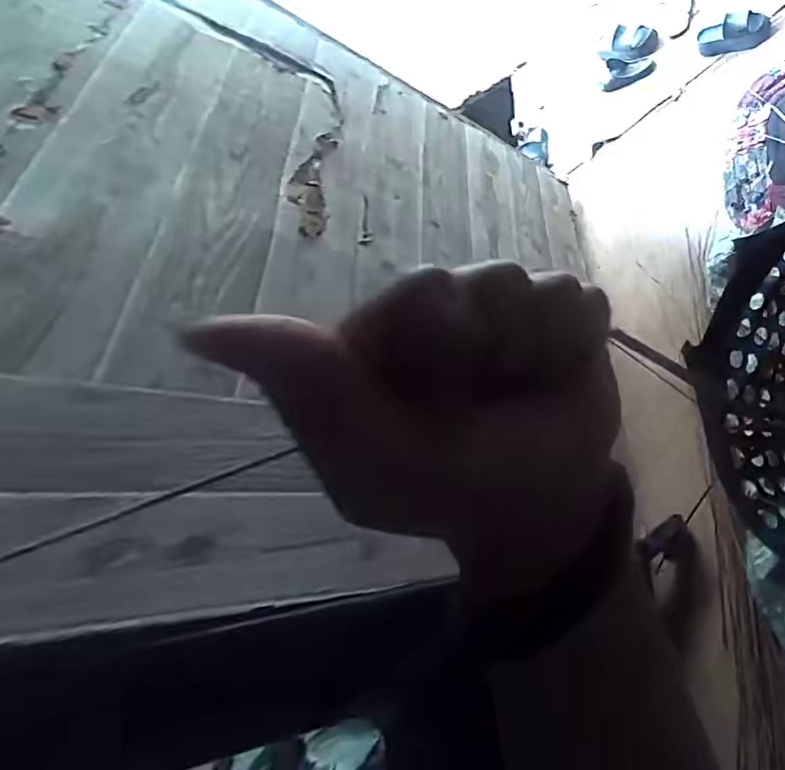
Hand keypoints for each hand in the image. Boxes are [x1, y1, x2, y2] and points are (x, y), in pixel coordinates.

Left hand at [183, 263, 619, 599]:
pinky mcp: (567, 311)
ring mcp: (513, 303)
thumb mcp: (379, 461)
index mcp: (389, 330)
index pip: (429, 287)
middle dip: (505, 350)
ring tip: (532, 388)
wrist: (542, 506)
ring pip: (545, 287)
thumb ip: (314, 393)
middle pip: (495, 278)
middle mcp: (451, 303)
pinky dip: (581, 342)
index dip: (451, 344)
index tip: (446, 402)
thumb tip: (198, 328)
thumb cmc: (454, 491)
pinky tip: (563, 373)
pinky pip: (586, 298)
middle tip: (494, 399)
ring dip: (546, 350)